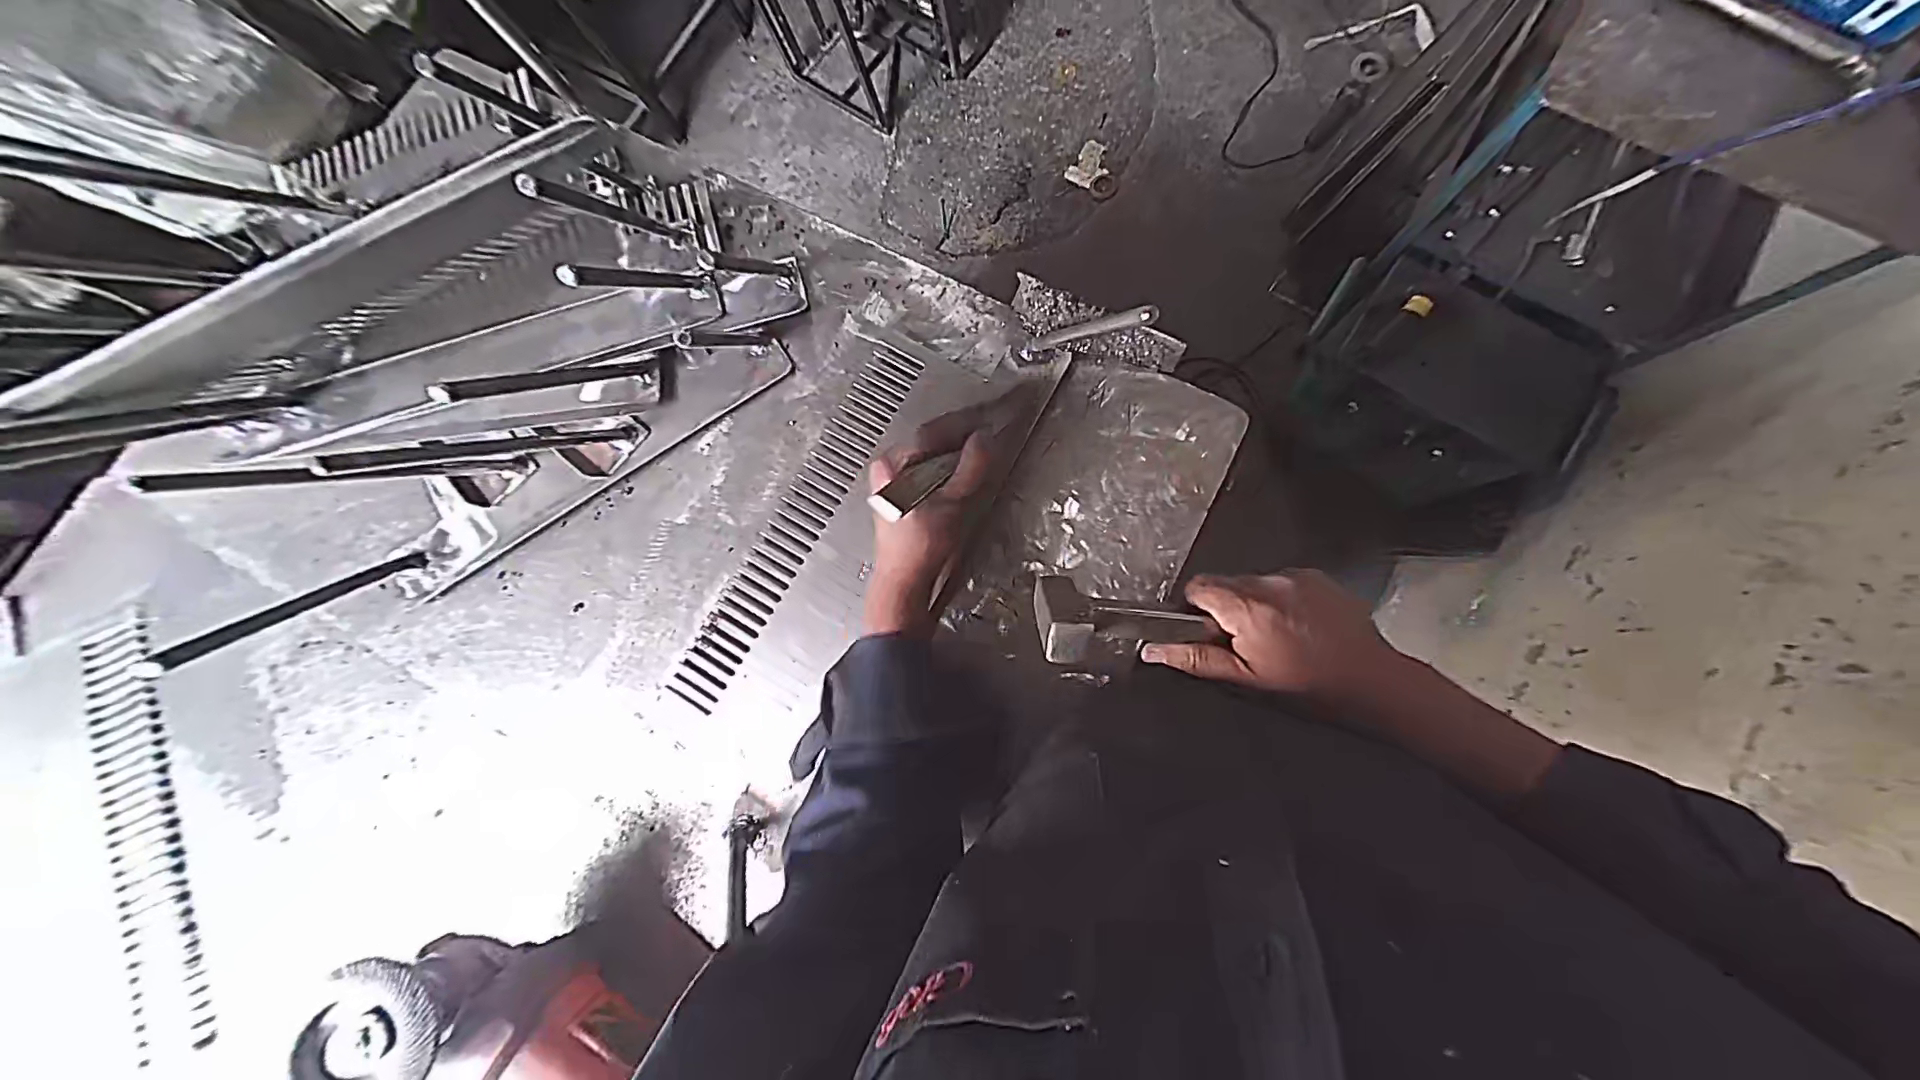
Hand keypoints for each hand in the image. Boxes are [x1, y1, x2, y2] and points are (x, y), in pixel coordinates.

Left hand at [863, 428, 992, 636]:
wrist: (903, 584)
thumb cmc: (919, 550)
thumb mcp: (953, 504)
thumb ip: (971, 468)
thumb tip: (985, 439)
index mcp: (892, 466)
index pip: (933, 431)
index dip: (965, 422)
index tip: (988, 419)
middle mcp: (887, 471)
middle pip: (930, 440)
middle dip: (961, 434)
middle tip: (989, 429)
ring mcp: (891, 484)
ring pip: (929, 455)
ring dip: (955, 450)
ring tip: (980, 447)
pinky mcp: (899, 497)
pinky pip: (927, 470)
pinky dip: (947, 466)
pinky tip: (963, 471)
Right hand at [1140, 571, 1401, 699]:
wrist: (1371, 681)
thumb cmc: (1307, 685)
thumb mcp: (1245, 679)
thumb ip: (1194, 658)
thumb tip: (1152, 649)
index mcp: (1247, 608)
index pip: (1199, 586)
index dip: (1197, 609)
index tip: (1212, 631)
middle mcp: (1270, 583)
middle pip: (1226, 583)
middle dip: (1228, 608)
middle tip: (1248, 641)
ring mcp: (1297, 577)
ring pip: (1253, 582)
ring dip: (1255, 602)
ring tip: (1278, 635)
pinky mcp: (1317, 577)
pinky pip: (1281, 580)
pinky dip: (1281, 598)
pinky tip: (1298, 624)